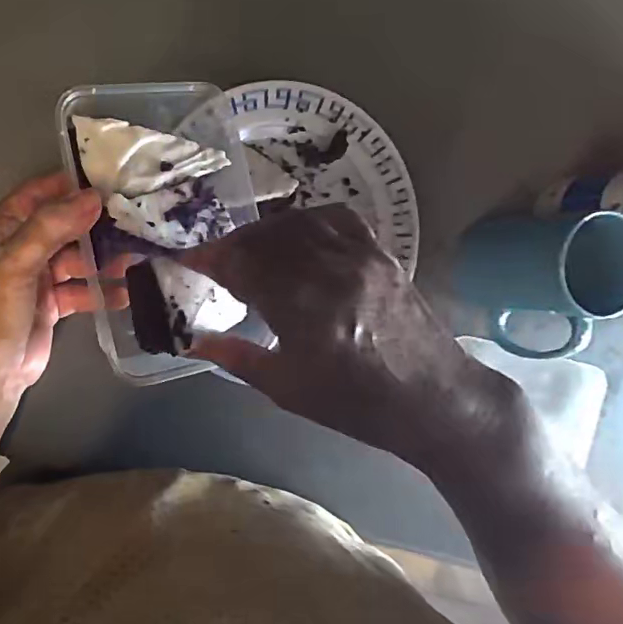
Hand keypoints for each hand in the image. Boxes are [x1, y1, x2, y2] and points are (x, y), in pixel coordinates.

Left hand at [0, 172, 124, 407]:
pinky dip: (101, 291)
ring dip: (103, 259)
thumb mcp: (16, 263)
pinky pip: (81, 290)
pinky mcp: (52, 305)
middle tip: (134, 216)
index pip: (36, 195)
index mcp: (1, 231)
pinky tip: (127, 291)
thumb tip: (92, 196)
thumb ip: (52, 227)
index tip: (108, 177)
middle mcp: (19, 249)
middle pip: (62, 226)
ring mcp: (36, 278)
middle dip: (94, 223)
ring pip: (76, 259)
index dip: (67, 184)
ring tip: (136, 255)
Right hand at [182, 206, 525, 469]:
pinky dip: (306, 220)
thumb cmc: (356, 404)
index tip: (186, 260)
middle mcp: (328, 270)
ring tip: (249, 248)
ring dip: (265, 230)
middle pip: (265, 238)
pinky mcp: (381, 254)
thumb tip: (196, 341)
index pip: (241, 265)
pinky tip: (296, 235)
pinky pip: (337, 219)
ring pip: (298, 223)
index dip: (208, 259)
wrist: (435, 401)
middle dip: (231, 245)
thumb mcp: (288, 390)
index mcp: (301, 307)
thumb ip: (238, 358)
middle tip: (213, 260)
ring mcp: (358, 257)